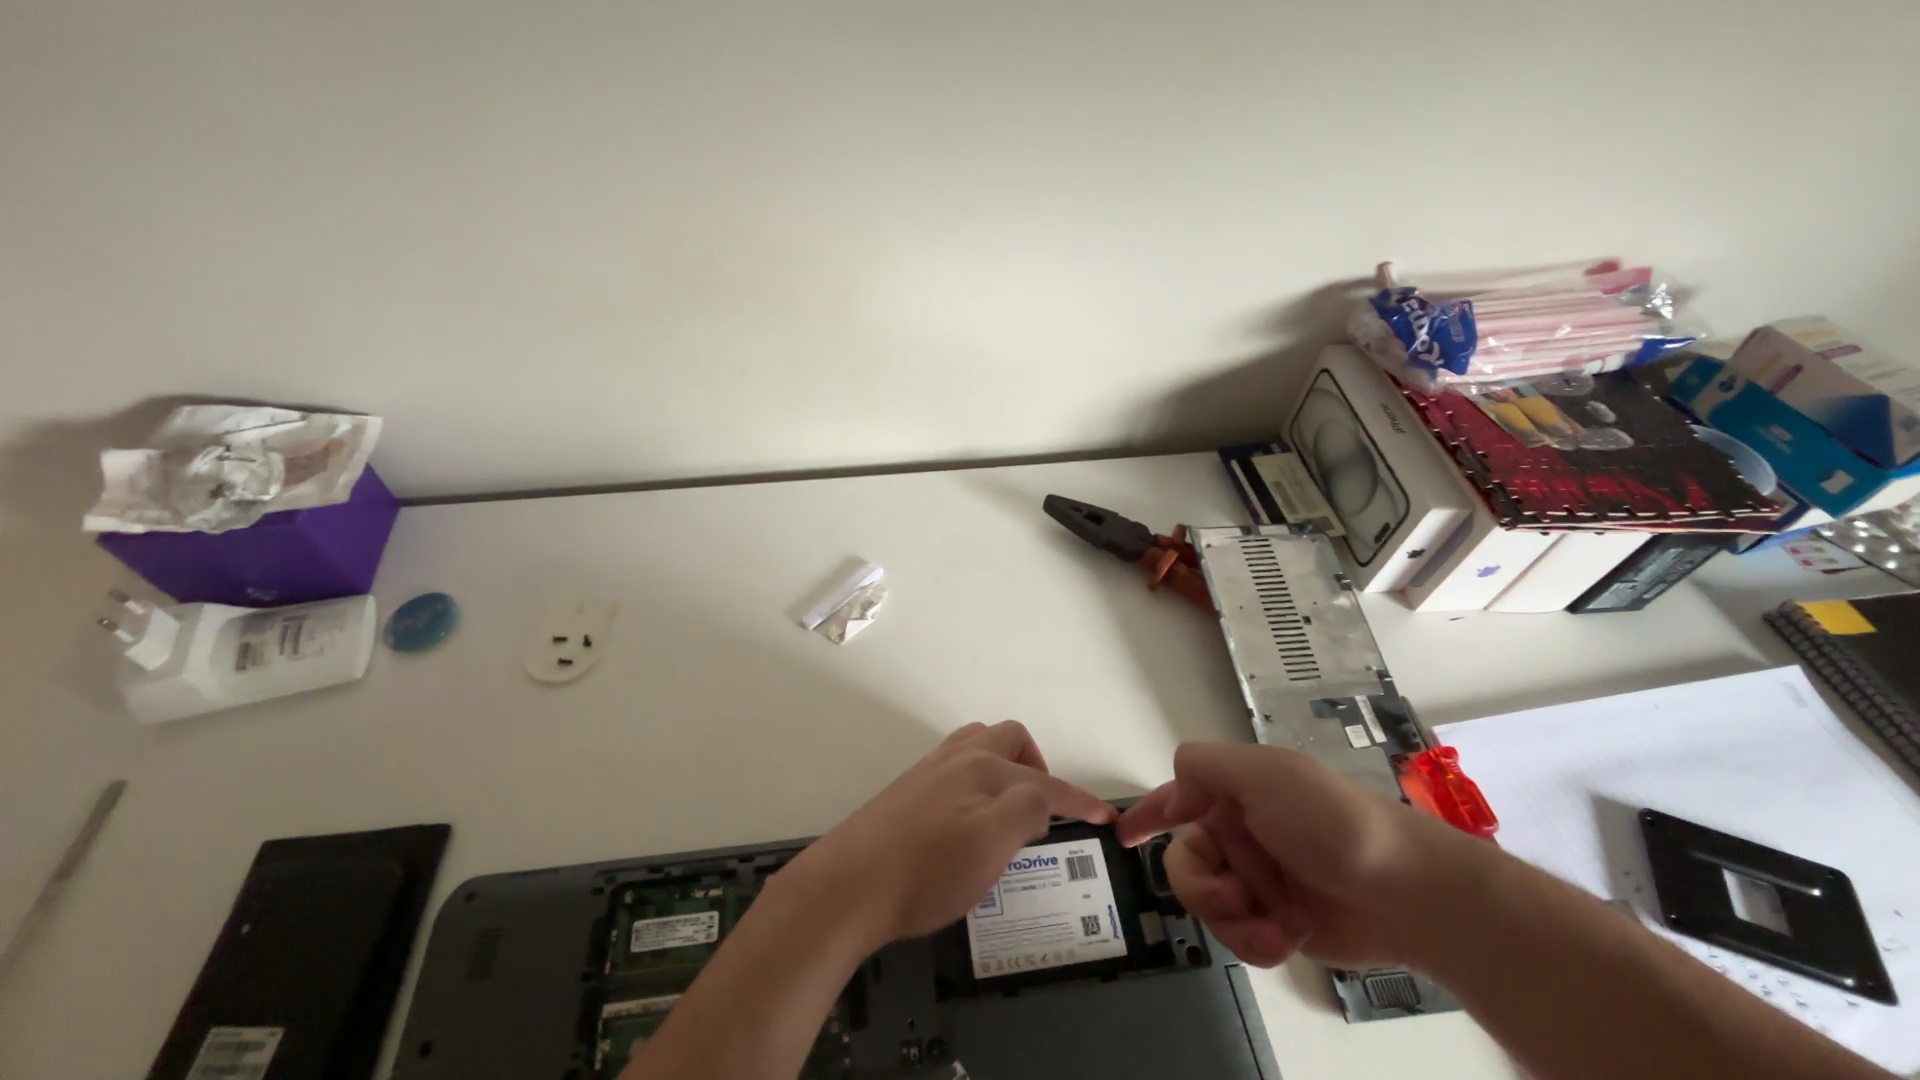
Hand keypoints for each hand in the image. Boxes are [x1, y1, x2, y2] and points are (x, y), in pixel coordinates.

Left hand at [781, 721, 1114, 946]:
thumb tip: (1041, 800)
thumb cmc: (925, 871)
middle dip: (1037, 765)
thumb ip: (1026, 810)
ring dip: (1004, 767)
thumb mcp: (990, 845)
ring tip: (1009, 810)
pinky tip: (969, 821)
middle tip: (1043, 809)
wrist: (846, 888)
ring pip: (977, 747)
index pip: (1045, 781)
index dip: (1079, 800)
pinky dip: (977, 781)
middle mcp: (956, 759)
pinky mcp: (905, 793)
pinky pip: (955, 768)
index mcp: (983, 768)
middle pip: (1008, 739)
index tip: (1105, 817)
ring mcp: (927, 773)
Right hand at [1117, 742, 1483, 969]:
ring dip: (1232, 918)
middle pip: (1184, 861)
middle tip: (1233, 896)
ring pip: (1207, 904)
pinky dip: (1258, 940)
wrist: (1409, 894)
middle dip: (1202, 885)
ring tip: (1274, 923)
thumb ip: (1208, 766)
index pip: (1178, 797)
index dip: (1147, 814)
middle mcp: (1243, 834)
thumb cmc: (1334, 824)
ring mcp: (1260, 880)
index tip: (1121, 836)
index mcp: (1237, 794)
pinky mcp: (1277, 922)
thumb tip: (1174, 780)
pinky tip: (1290, 935)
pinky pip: (1238, 936)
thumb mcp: (1267, 775)